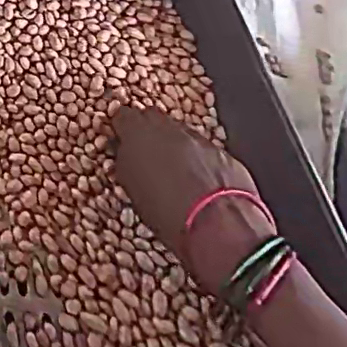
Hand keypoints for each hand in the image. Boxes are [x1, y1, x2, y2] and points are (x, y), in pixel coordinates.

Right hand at [112, 106, 274, 291]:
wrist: (222, 230)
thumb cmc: (169, 214)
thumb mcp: (132, 190)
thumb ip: (126, 163)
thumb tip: (126, 155)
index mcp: (138, 133)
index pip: (122, 116)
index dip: (122, 128)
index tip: (122, 140)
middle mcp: (168, 128)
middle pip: (152, 117)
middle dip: (147, 131)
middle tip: (145, 153)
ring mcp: (199, 140)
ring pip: (180, 133)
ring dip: (174, 145)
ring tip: (174, 172)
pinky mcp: (224, 155)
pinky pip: (204, 150)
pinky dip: (198, 160)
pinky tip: (199, 183)